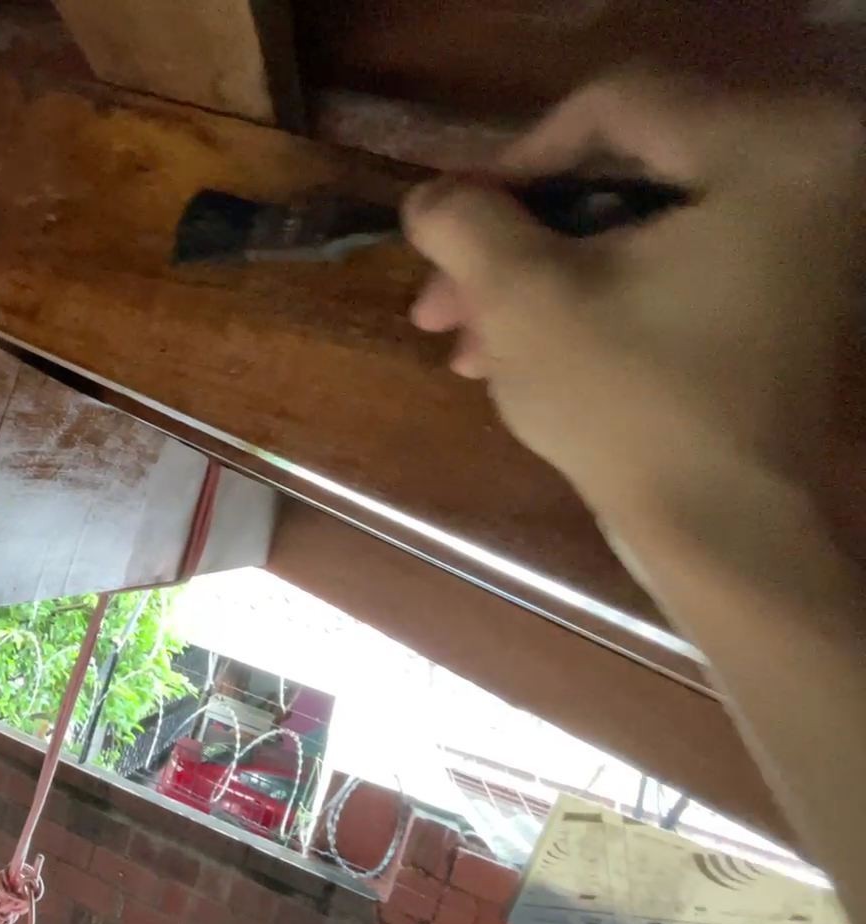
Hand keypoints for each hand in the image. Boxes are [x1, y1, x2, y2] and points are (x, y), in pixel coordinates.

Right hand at [402, 71, 865, 515]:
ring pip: (621, 227)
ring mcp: (794, 233)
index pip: (613, 104)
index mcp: (767, 151)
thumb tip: (427, 195)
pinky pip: (653, 264)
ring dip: (524, 278)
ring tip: (460, 342)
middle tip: (436, 302)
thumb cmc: (621, 396)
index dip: (509, 160)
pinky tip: (509, 349)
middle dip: (505, 241)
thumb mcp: (522, 298)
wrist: (713, 509)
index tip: (446, 226)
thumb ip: (466, 225)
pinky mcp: (769, 286)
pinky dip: (574, 298)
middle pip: (612, 172)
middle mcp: (804, 170)